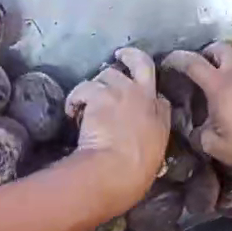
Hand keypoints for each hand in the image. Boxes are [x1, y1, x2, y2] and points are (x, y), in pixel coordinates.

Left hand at [65, 47, 170, 211]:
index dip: (147, 93)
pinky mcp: (99, 94)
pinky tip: (71, 112)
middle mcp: (144, 97)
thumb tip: (142, 149)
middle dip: (130, 56)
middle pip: (140, 63)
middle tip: (119, 56)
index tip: (137, 98)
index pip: (159, 97)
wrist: (116, 170)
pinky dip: (75, 100)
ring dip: (95, 86)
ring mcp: (122, 92)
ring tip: (85, 103)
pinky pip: (83, 88)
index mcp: (161, 117)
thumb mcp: (153, 159)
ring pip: (105, 74)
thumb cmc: (135, 174)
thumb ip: (149, 144)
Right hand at [162, 41, 231, 175]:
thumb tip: (197, 130)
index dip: (178, 59)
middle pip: (221, 47)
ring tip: (219, 85)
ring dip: (227, 66)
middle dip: (207, 52)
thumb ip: (200, 134)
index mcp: (221, 85)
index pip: (194, 63)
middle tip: (200, 67)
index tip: (169, 62)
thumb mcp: (214, 146)